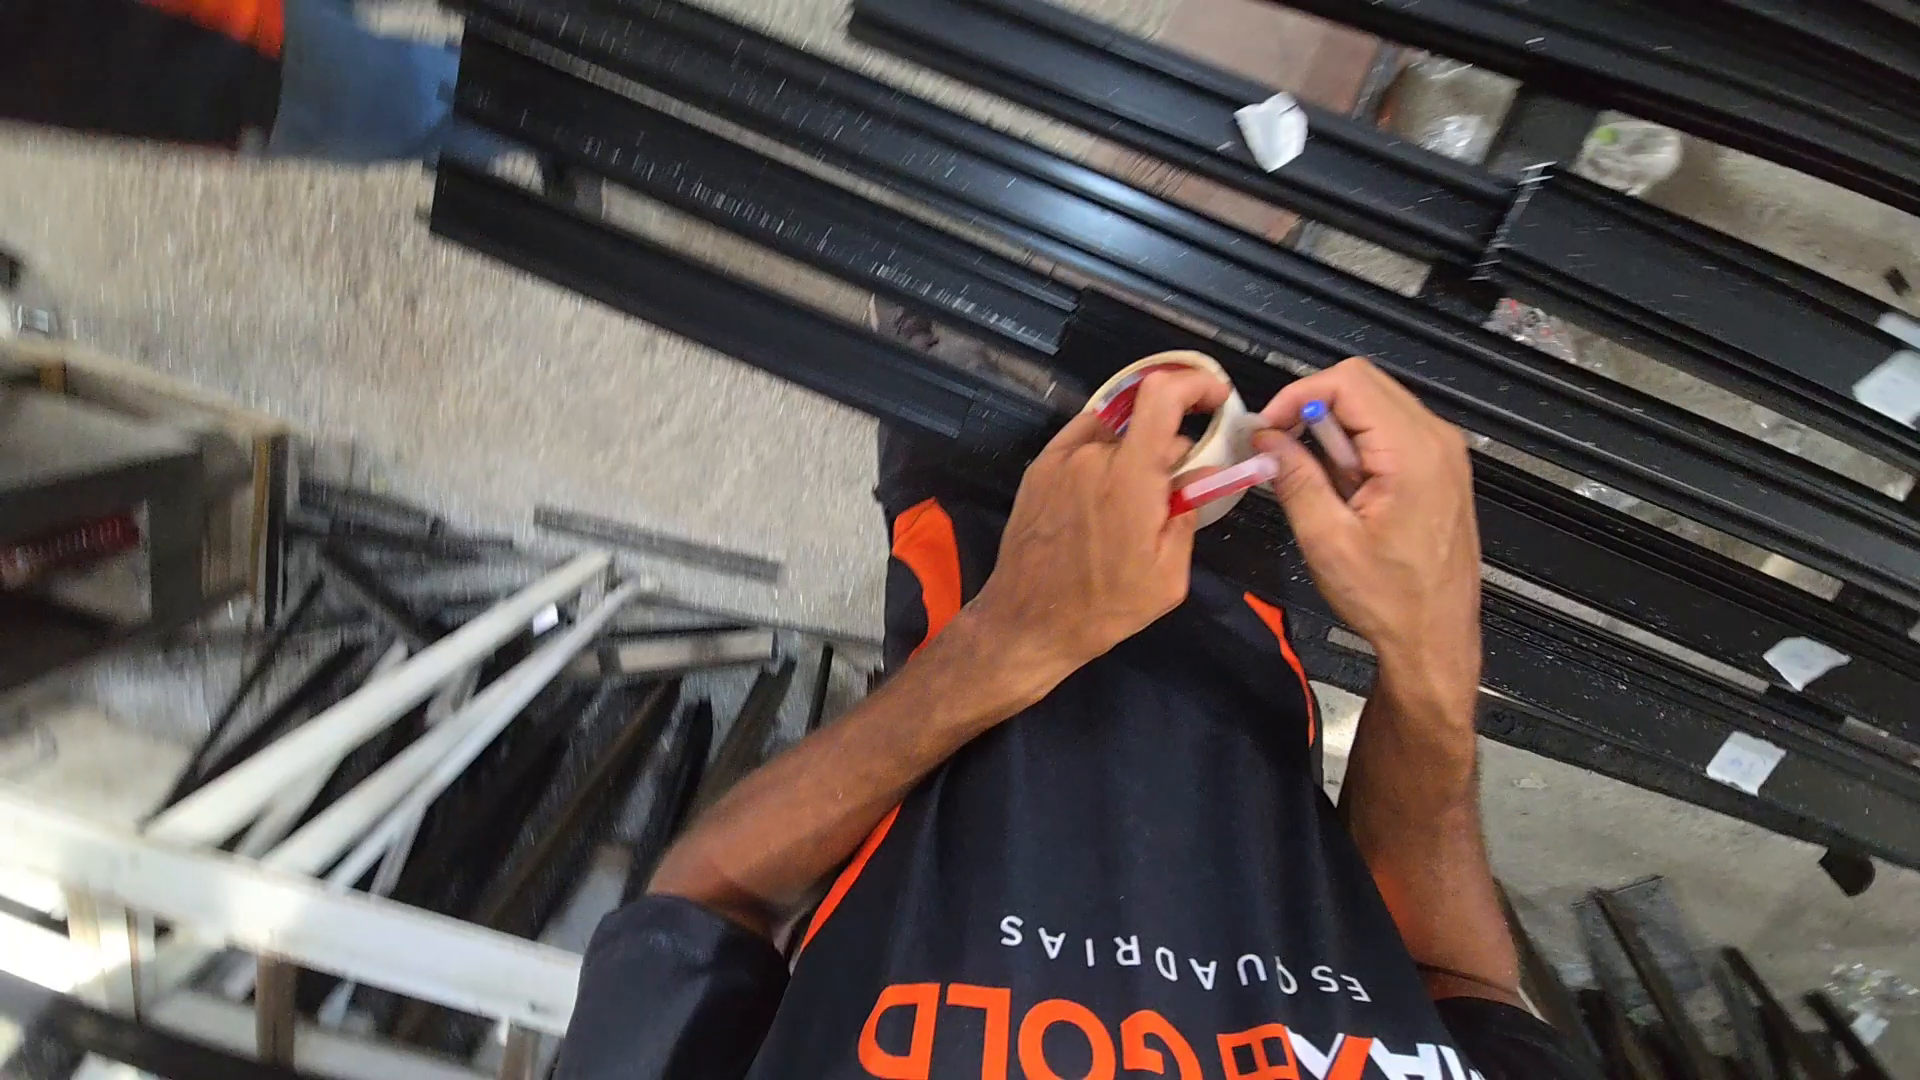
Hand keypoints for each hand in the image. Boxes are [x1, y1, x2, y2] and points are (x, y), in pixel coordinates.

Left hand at [968, 369, 1231, 684]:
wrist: (1030, 619)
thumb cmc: (1104, 605)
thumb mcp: (1168, 575)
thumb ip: (1189, 512)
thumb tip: (1203, 471)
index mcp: (1129, 476)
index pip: (1163, 395)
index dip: (1195, 383)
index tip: (1215, 398)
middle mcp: (1090, 456)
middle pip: (1144, 425)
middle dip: (1169, 449)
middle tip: (1174, 492)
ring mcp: (1059, 460)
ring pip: (1113, 438)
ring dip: (1132, 457)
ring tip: (1131, 505)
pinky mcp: (1038, 470)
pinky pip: (1081, 444)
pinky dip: (1101, 454)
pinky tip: (1104, 492)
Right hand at [1254, 358, 1480, 720]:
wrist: (1435, 635)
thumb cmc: (1385, 597)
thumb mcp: (1326, 539)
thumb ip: (1295, 478)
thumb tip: (1264, 436)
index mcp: (1413, 452)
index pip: (1348, 382)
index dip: (1297, 395)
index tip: (1265, 430)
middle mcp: (1435, 439)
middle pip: (1362, 382)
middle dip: (1308, 404)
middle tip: (1274, 445)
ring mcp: (1440, 452)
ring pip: (1372, 402)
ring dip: (1326, 423)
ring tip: (1297, 466)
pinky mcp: (1435, 467)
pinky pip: (1384, 429)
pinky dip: (1347, 440)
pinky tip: (1330, 479)